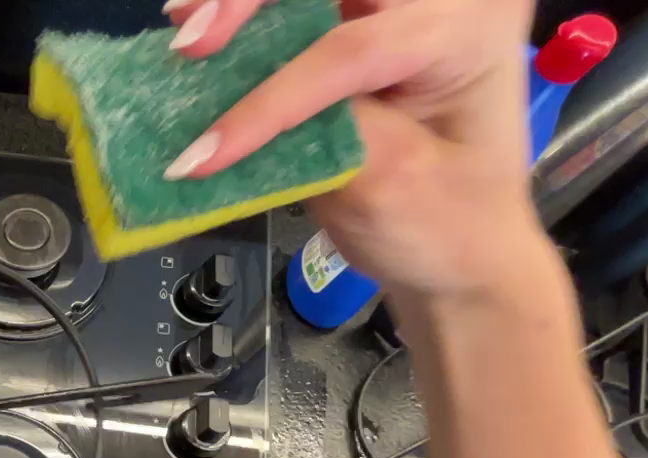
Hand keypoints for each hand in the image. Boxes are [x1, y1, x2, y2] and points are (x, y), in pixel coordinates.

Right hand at [162, 0, 544, 298]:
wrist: (461, 243)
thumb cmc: (437, 224)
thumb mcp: (387, 188)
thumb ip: (330, 134)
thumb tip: (255, 116)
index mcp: (467, 31)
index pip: (350, 52)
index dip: (268, 103)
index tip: (199, 161)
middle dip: (254, 0)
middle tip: (190, 45)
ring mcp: (401, 9)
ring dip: (243, 1)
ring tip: (180, 22)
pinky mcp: (366, 28)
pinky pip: (301, 9)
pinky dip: (250, 13)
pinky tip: (201, 19)